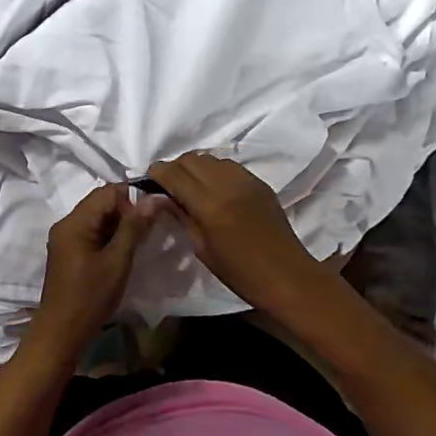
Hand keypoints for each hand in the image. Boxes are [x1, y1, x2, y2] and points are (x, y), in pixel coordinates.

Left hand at [28, 183, 148, 358]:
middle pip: (100, 202)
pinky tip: (125, 247)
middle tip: (152, 225)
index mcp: (74, 222)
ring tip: (143, 236)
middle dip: (127, 208)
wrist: (62, 331)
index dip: (133, 197)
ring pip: (96, 217)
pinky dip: (109, 234)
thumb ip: (133, 228)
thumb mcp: (117, 261)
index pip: (107, 192)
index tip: (156, 211)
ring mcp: (65, 238)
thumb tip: (153, 198)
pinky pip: (91, 231)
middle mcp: (66, 224)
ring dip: (119, 222)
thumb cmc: (91, 297)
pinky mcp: (68, 251)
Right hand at [144, 152, 321, 306]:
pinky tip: (213, 188)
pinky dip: (214, 170)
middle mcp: (227, 184)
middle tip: (166, 185)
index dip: (156, 173)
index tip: (148, 181)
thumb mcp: (201, 248)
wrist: (286, 276)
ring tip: (190, 186)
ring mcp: (246, 180)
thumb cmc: (239, 272)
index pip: (174, 174)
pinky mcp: (259, 182)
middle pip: (190, 159)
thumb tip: (158, 197)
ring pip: (209, 158)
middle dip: (173, 167)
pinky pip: (228, 165)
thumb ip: (180, 215)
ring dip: (194, 167)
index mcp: (209, 205)